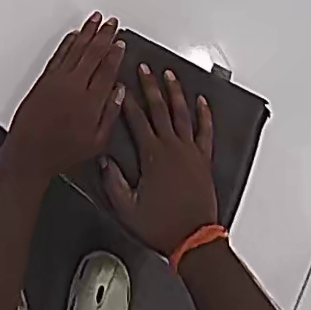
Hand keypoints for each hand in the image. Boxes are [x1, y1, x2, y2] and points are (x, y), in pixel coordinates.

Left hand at [0, 13, 127, 184]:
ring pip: (76, 49)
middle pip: (93, 53)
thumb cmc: (62, 151)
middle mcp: (74, 86)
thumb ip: (111, 115)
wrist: (29, 152)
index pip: (107, 69)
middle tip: (112, 22)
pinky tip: (74, 34)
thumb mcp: (96, 142)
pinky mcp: (45, 79)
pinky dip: (68, 42)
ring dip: (87, 32)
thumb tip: (120, 92)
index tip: (121, 42)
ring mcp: (58, 80)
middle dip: (104, 35)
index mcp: (91, 102)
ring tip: (96, 19)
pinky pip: (59, 55)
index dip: (115, 53)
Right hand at [103, 64, 217, 254]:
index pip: (136, 119)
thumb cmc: (162, 226)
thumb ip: (113, 183)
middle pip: (159, 108)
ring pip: (182, 113)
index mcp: (152, 155)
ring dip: (174, 92)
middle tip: (144, 68)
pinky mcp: (204, 160)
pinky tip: (202, 102)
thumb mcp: (127, 208)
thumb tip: (104, 161)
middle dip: (149, 86)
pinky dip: (204, 115)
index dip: (127, 100)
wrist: (195, 241)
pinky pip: (205, 132)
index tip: (121, 85)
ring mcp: (190, 151)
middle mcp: (172, 147)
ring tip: (169, 75)